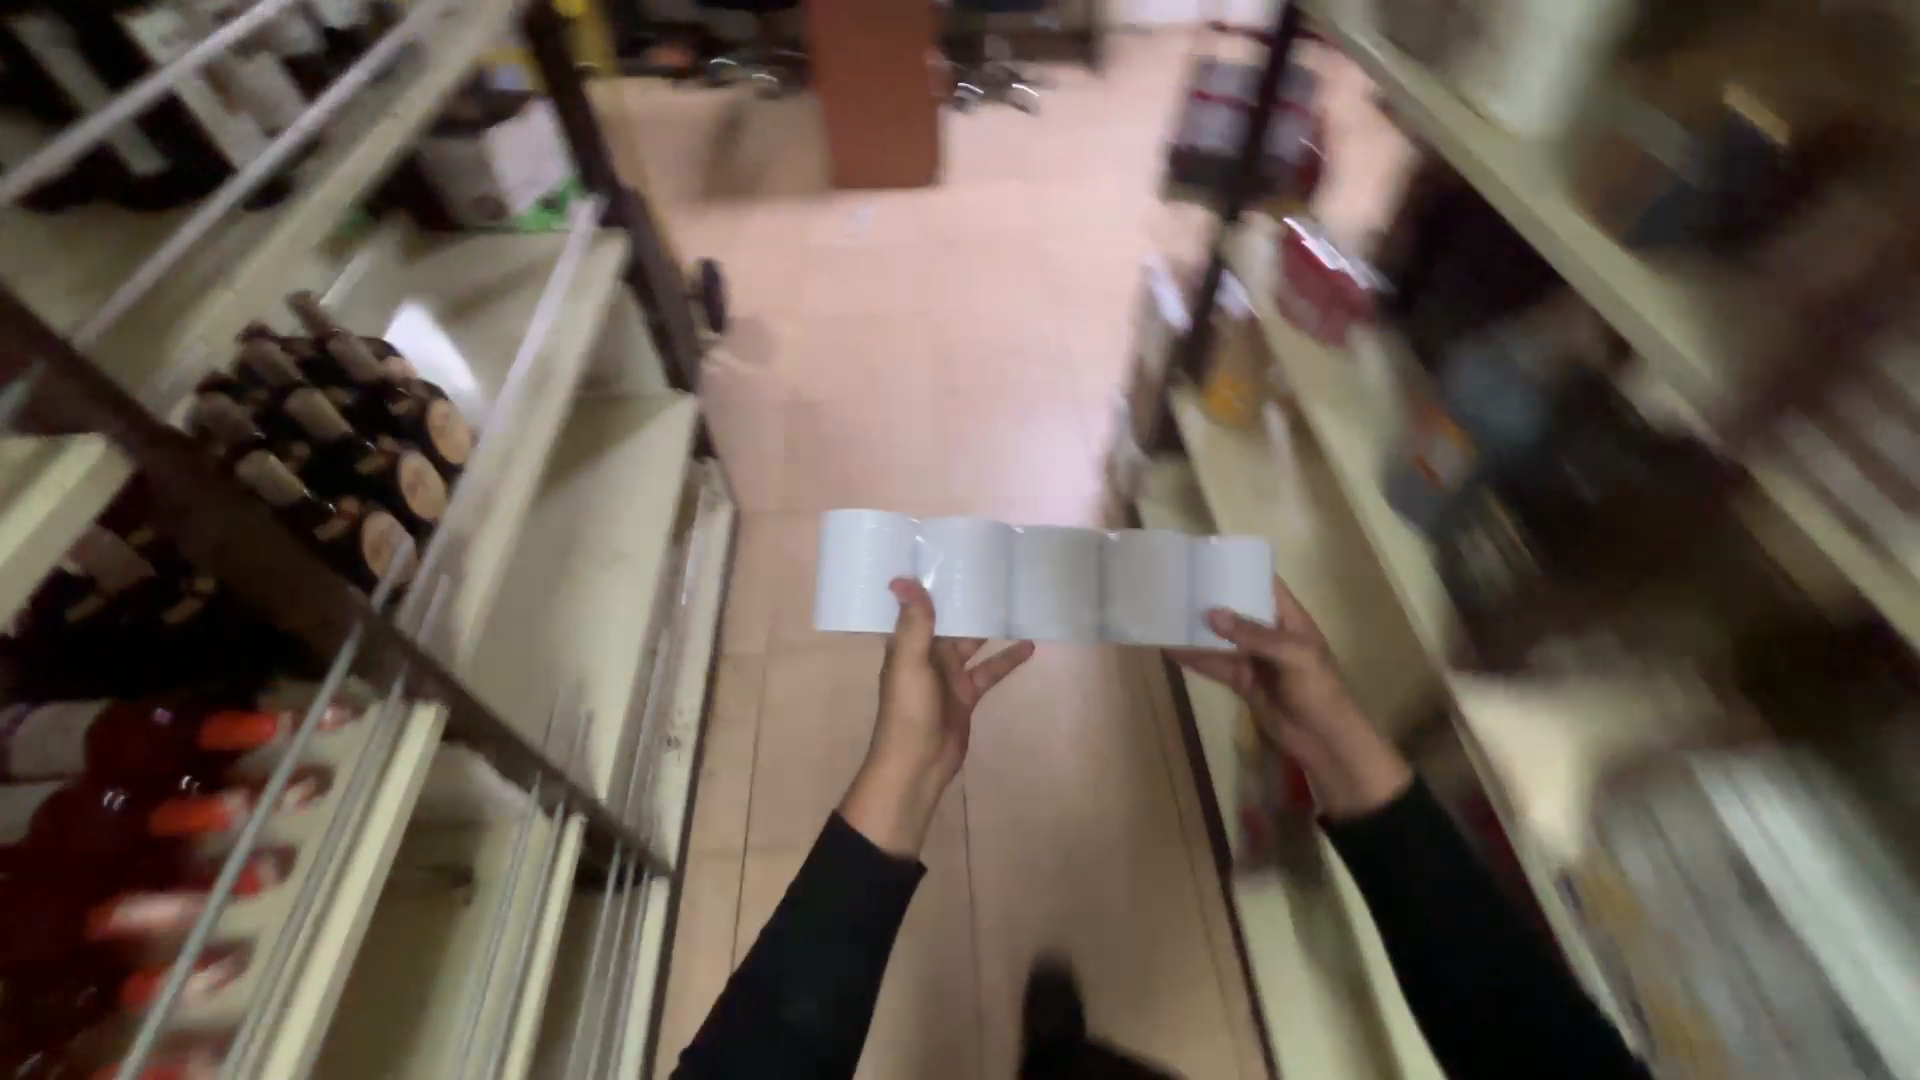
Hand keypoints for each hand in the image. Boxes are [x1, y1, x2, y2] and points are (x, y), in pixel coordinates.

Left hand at [839, 578, 1034, 855]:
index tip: (954, 553)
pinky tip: (1030, 644)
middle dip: (969, 598)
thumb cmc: (909, 710)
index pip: (920, 603)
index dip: (934, 581)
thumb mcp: (909, 662)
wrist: (918, 764)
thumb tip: (903, 578)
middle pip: (951, 619)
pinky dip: (1007, 658)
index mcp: (908, 642)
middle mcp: (927, 652)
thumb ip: (913, 622)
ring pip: (973, 641)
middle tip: (997, 571)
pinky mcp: (967, 693)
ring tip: (1017, 600)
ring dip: (991, 625)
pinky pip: (990, 670)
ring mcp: (949, 674)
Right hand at [1169, 577, 1409, 817]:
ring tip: (1167, 613)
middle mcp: (1269, 633)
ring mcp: (1253, 657)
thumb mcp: (1292, 655)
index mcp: (1289, 618)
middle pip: (1236, 608)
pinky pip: (1214, 664)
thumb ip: (1252, 634)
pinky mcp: (1241, 680)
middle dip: (1210, 598)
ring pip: (1220, 637)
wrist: (1323, 740)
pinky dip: (1194, 658)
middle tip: (1177, 583)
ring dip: (1197, 629)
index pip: (1264, 584)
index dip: (1240, 569)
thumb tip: (1210, 613)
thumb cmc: (1318, 689)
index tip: (1208, 558)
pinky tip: (1171, 649)